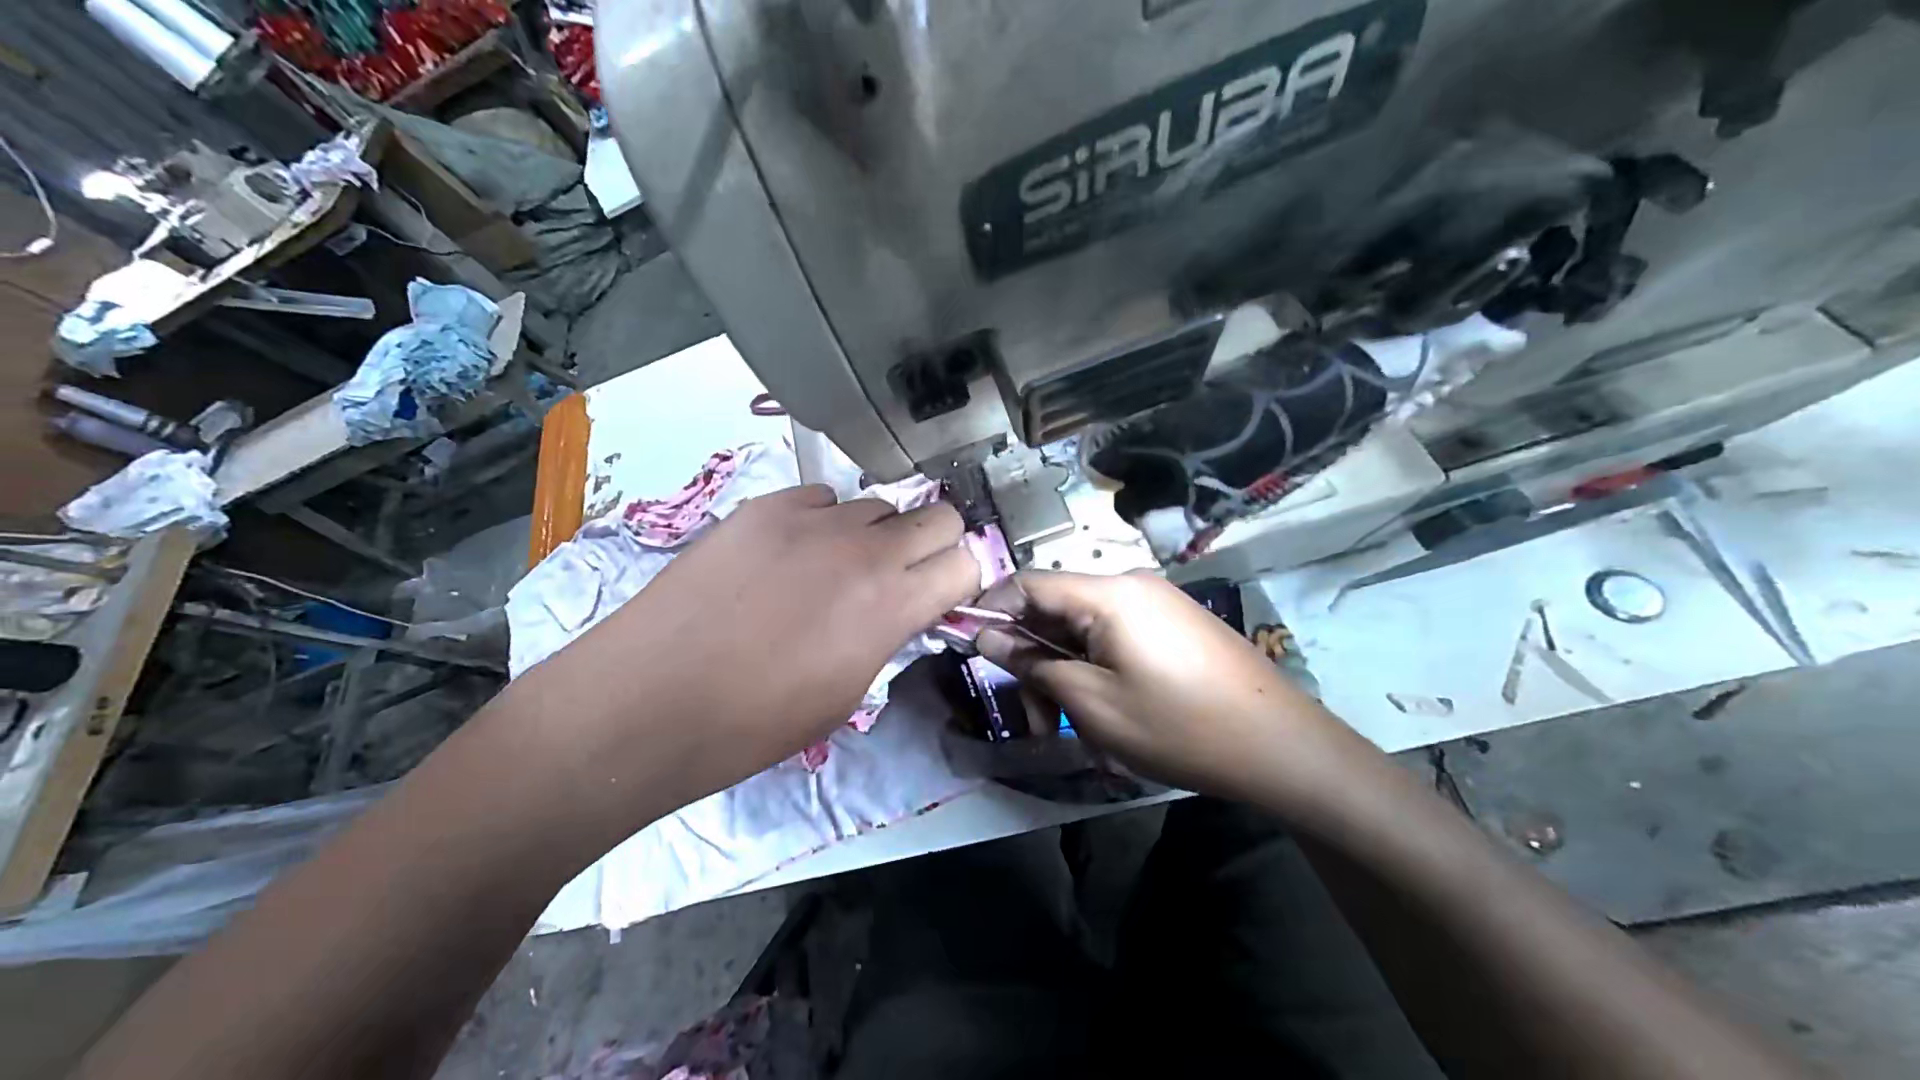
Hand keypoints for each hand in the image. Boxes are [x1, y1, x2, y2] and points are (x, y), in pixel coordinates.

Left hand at [529, 485, 981, 797]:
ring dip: (874, 534)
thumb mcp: (847, 693)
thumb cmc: (754, 723)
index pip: (968, 562)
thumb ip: (888, 636)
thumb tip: (901, 608)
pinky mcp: (764, 505)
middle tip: (905, 574)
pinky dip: (822, 522)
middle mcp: (864, 549)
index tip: (943, 594)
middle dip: (934, 544)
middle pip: (939, 515)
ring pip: (877, 504)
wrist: (649, 700)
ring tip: (836, 567)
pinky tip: (790, 555)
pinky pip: (820, 499)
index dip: (962, 579)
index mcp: (892, 605)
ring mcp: (811, 519)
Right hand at [975, 571, 1362, 807]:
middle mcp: (1130, 585)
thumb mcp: (1091, 701)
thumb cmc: (1177, 725)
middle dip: (1033, 661)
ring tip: (1073, 729)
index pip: (1026, 582)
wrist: (1281, 747)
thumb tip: (985, 635)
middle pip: (1055, 609)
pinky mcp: (1173, 626)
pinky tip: (1105, 713)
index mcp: (1108, 592)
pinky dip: (1094, 670)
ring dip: (1064, 674)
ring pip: (1083, 629)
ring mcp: (1156, 604)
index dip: (990, 610)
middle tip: (1037, 722)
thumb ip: (1031, 663)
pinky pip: (1114, 637)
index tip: (970, 651)